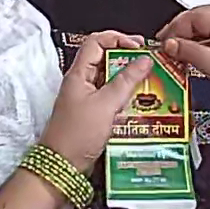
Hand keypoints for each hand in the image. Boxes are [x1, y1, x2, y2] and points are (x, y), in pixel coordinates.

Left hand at [38, 31, 150, 173]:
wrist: (62, 169)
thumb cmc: (75, 136)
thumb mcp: (105, 105)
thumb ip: (126, 81)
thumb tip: (143, 60)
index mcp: (78, 74)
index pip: (97, 41)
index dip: (118, 38)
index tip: (138, 46)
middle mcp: (81, 83)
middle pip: (105, 59)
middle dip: (127, 59)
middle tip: (147, 63)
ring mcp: (86, 99)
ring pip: (110, 80)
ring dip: (128, 80)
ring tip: (147, 83)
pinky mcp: (92, 115)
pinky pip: (111, 99)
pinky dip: (125, 98)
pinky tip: (138, 106)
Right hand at [157, 6, 209, 112]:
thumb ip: (193, 54)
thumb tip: (170, 45)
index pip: (193, 16)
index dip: (173, 29)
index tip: (160, 45)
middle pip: (200, 19)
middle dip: (180, 33)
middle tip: (166, 50)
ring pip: (209, 28)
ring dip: (193, 41)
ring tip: (179, 58)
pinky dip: (206, 46)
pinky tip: (199, 59)